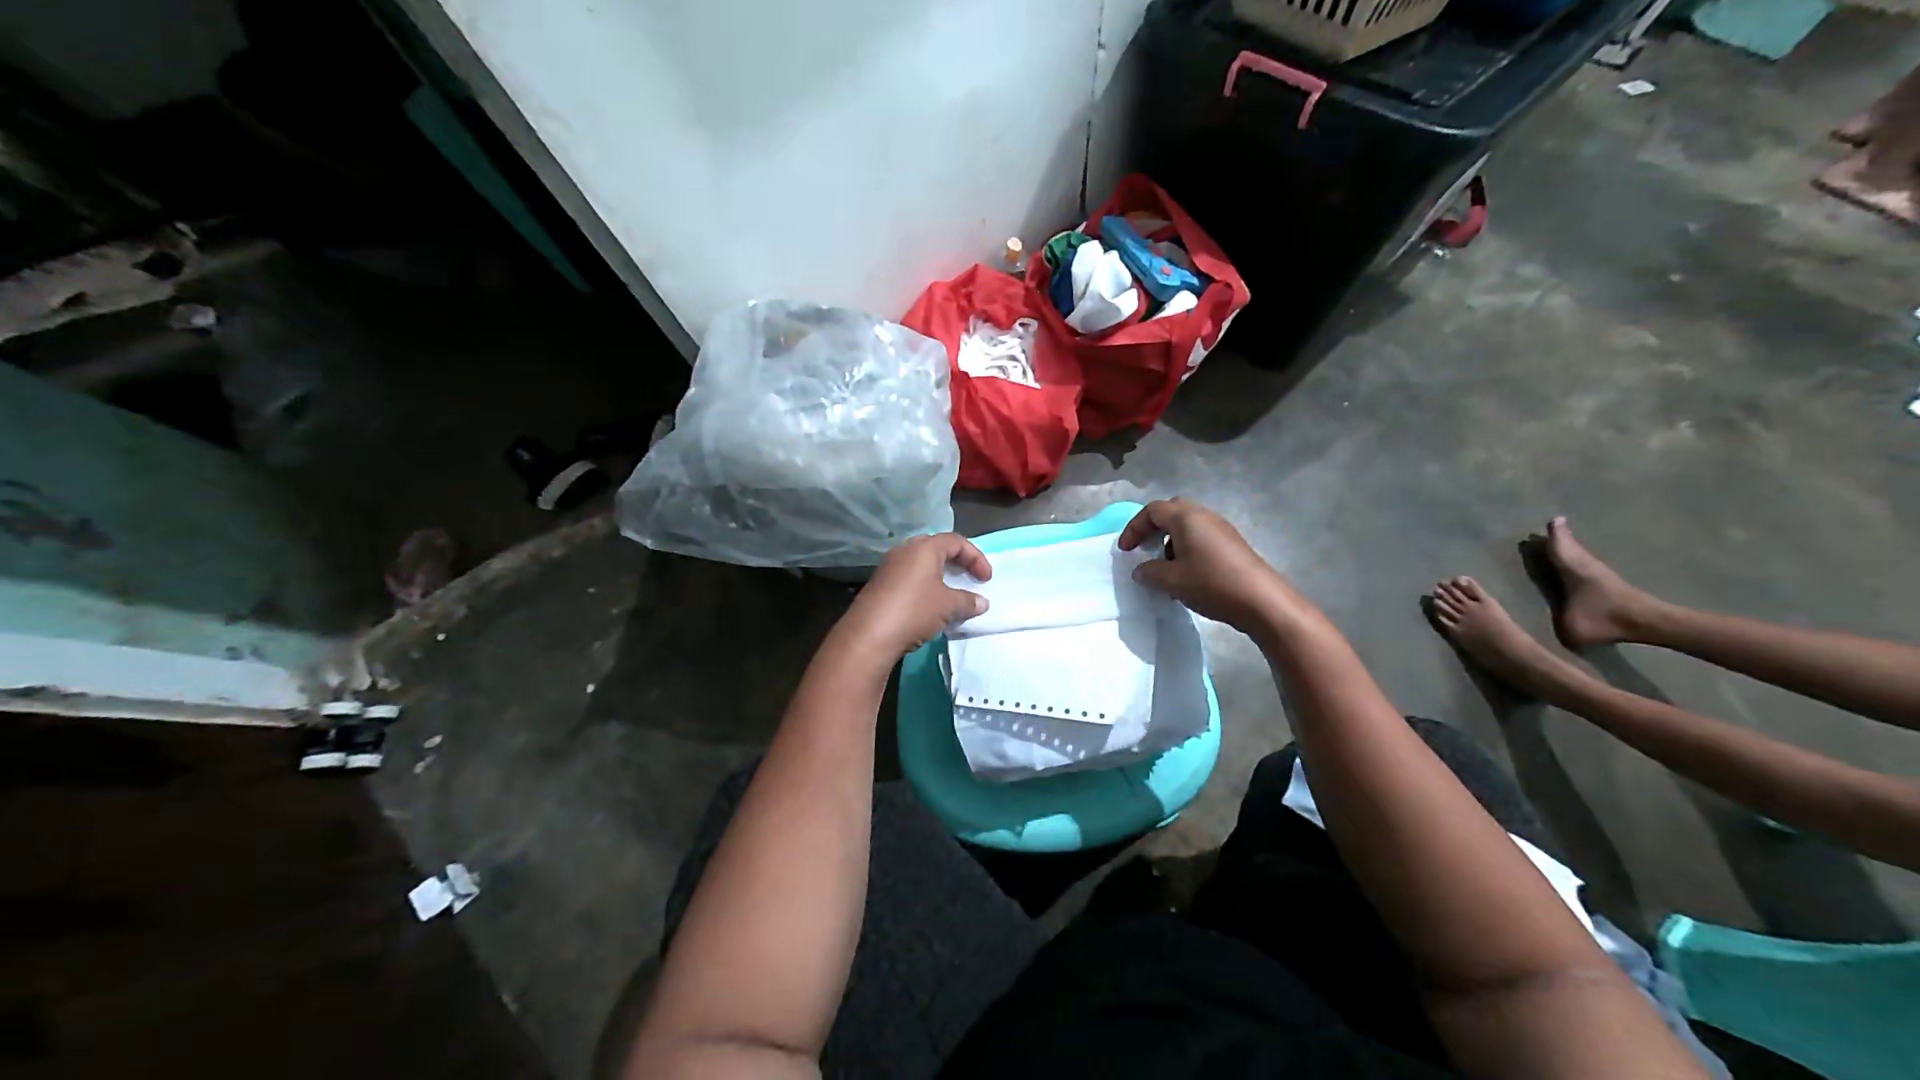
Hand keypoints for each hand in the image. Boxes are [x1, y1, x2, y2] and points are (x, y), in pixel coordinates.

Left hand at [835, 533, 991, 659]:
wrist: (869, 634)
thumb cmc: (915, 610)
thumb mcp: (948, 606)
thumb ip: (967, 601)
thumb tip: (981, 602)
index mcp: (924, 548)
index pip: (955, 541)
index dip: (976, 557)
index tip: (986, 579)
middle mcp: (904, 551)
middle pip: (936, 548)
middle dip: (956, 561)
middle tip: (967, 578)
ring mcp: (889, 567)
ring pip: (920, 564)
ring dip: (939, 576)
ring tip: (951, 594)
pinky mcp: (880, 585)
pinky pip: (908, 578)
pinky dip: (924, 587)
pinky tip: (929, 606)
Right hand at [1118, 498, 1299, 631]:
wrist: (1261, 601)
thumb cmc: (1212, 583)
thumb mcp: (1172, 580)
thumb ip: (1149, 572)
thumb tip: (1141, 570)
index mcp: (1187, 518)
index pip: (1152, 511)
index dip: (1134, 528)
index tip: (1125, 550)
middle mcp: (1204, 516)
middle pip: (1171, 512)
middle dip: (1152, 529)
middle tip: (1143, 549)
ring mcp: (1221, 529)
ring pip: (1187, 526)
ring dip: (1169, 541)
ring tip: (1163, 567)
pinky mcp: (1232, 545)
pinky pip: (1201, 538)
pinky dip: (1185, 549)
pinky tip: (1186, 575)